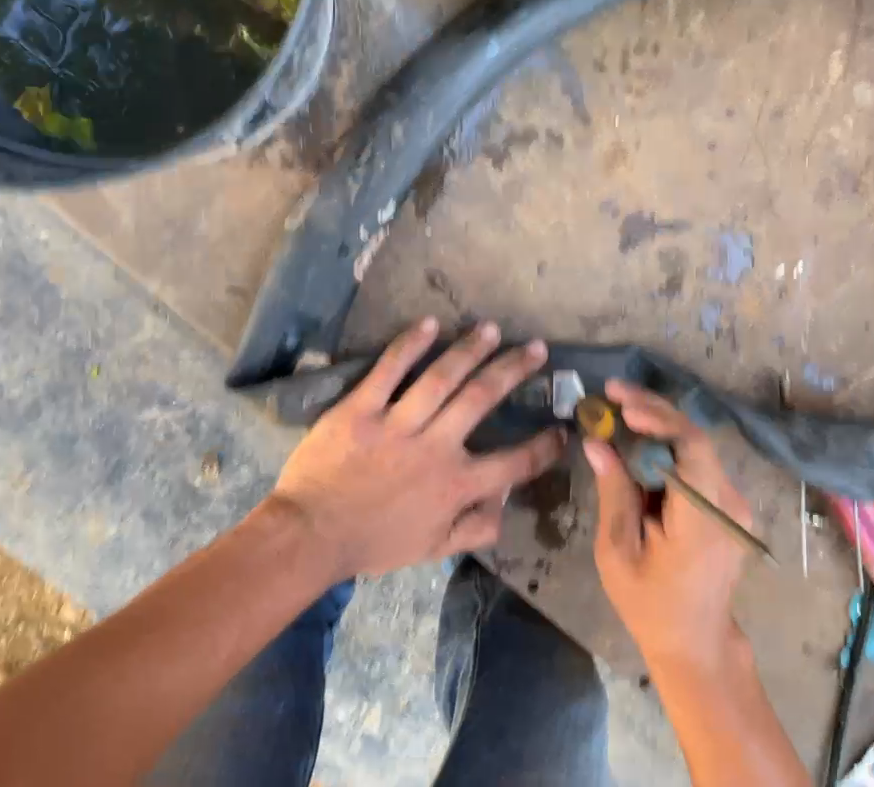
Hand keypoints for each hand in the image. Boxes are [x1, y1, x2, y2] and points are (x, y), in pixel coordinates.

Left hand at [268, 318, 563, 580]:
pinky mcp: (361, 408)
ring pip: (442, 377)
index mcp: (455, 485)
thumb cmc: (373, 543)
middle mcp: (435, 448)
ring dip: (470, 349)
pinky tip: (431, 324)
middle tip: (536, 348)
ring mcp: (397, 424)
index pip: (513, 463)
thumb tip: (505, 506)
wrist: (310, 536)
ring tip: (492, 329)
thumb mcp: (432, 550)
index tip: (564, 430)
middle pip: (481, 399)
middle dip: (513, 370)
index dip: (545, 447)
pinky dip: (411, 344)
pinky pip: (389, 370)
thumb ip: (474, 530)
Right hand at [585, 380, 754, 674]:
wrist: (696, 641)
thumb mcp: (618, 552)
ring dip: (659, 427)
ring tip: (619, 411)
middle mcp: (729, 503)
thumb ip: (613, 492)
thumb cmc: (650, 604)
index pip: (691, 448)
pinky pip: (698, 463)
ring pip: (697, 447)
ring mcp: (735, 503)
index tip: (620, 404)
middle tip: (613, 394)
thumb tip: (596, 442)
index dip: (658, 418)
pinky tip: (639, 441)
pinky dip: (668, 448)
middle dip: (653, 411)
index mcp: (703, 519)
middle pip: (695, 439)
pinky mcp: (729, 506)